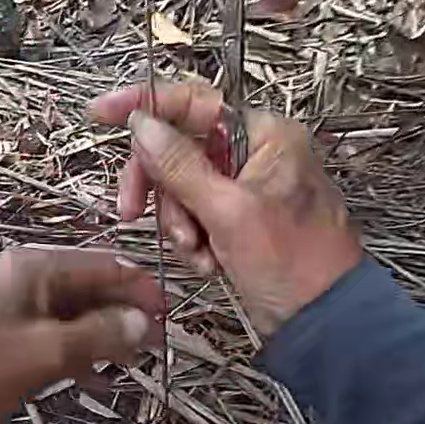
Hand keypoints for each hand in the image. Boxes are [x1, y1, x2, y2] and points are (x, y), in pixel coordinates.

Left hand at [0, 248, 163, 423]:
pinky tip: (98, 377)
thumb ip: (99, 335)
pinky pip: (63, 334)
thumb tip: (144, 323)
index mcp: (36, 268)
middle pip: (94, 288)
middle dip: (125, 314)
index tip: (167, 315)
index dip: (139, 288)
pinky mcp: (21, 333)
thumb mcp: (47, 351)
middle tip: (155, 345)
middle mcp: (33, 279)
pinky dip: (83, 352)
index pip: (103, 266)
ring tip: (133, 361)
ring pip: (82, 313)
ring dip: (107, 335)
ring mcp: (26, 306)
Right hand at [91, 81, 361, 335]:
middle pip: (177, 150)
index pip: (194, 103)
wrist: (322, 320)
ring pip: (178, 189)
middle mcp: (252, 155)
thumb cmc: (292, 263)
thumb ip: (180, 165)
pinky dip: (191, 240)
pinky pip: (190, 217)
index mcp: (264, 135)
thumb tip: (142, 124)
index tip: (102, 111)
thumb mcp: (229, 212)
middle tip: (132, 210)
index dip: (145, 105)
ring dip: (178, 223)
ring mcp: (241, 189)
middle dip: (160, 188)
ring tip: (199, 251)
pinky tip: (210, 261)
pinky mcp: (233, 220)